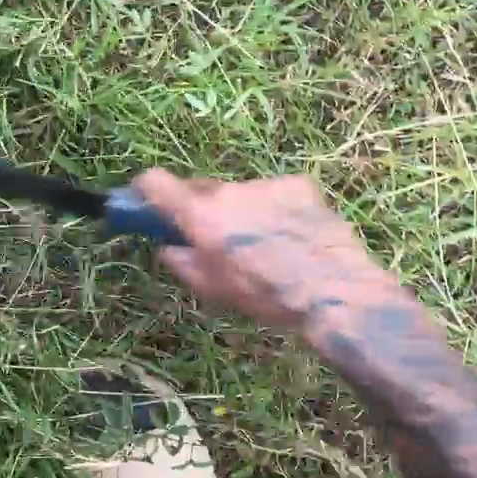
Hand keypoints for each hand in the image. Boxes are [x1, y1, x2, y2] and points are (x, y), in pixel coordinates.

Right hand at [130, 170, 397, 345]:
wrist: (333, 292)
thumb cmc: (264, 295)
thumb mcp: (211, 289)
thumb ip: (180, 262)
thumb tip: (169, 247)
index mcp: (199, 215)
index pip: (155, 182)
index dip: (144, 188)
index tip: (142, 198)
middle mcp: (227, 191)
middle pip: (199, 188)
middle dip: (196, 205)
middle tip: (206, 232)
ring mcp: (264, 185)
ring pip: (238, 193)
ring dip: (238, 209)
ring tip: (259, 242)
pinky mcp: (297, 186)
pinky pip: (272, 194)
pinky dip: (272, 209)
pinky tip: (288, 235)